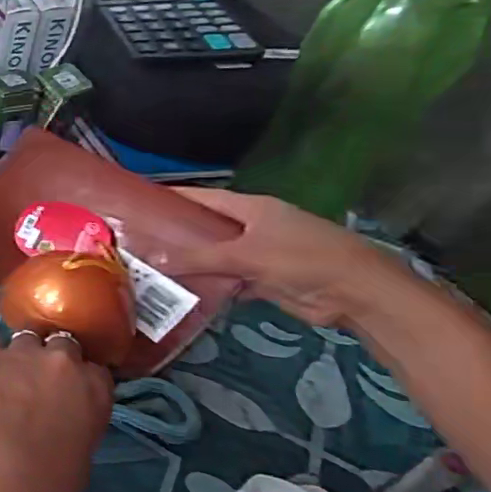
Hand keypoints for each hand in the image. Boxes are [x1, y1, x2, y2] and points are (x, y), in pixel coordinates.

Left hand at [0, 326, 111, 491]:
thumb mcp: (82, 459)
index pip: (97, 369)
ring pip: (26, 335)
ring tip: (10, 367)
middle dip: (53, 355)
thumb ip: (80, 429)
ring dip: (21, 349)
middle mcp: (63, 363)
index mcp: (96, 390)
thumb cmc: (49, 477)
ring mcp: (24, 354)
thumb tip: (66, 427)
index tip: (72, 387)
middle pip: (63, 343)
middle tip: (40, 376)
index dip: (82, 376)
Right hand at [153, 188, 412, 328]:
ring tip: (146, 264)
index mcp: (251, 208)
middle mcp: (252, 226)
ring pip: (212, 254)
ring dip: (186, 261)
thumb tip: (151, 261)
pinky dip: (205, 283)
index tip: (135, 202)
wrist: (358, 294)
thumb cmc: (304, 259)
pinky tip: (177, 289)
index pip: (201, 196)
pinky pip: (224, 278)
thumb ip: (198, 257)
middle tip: (132, 238)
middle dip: (172, 232)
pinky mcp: (262, 279)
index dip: (170, 197)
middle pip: (203, 226)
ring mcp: (258, 254)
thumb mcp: (245, 254)